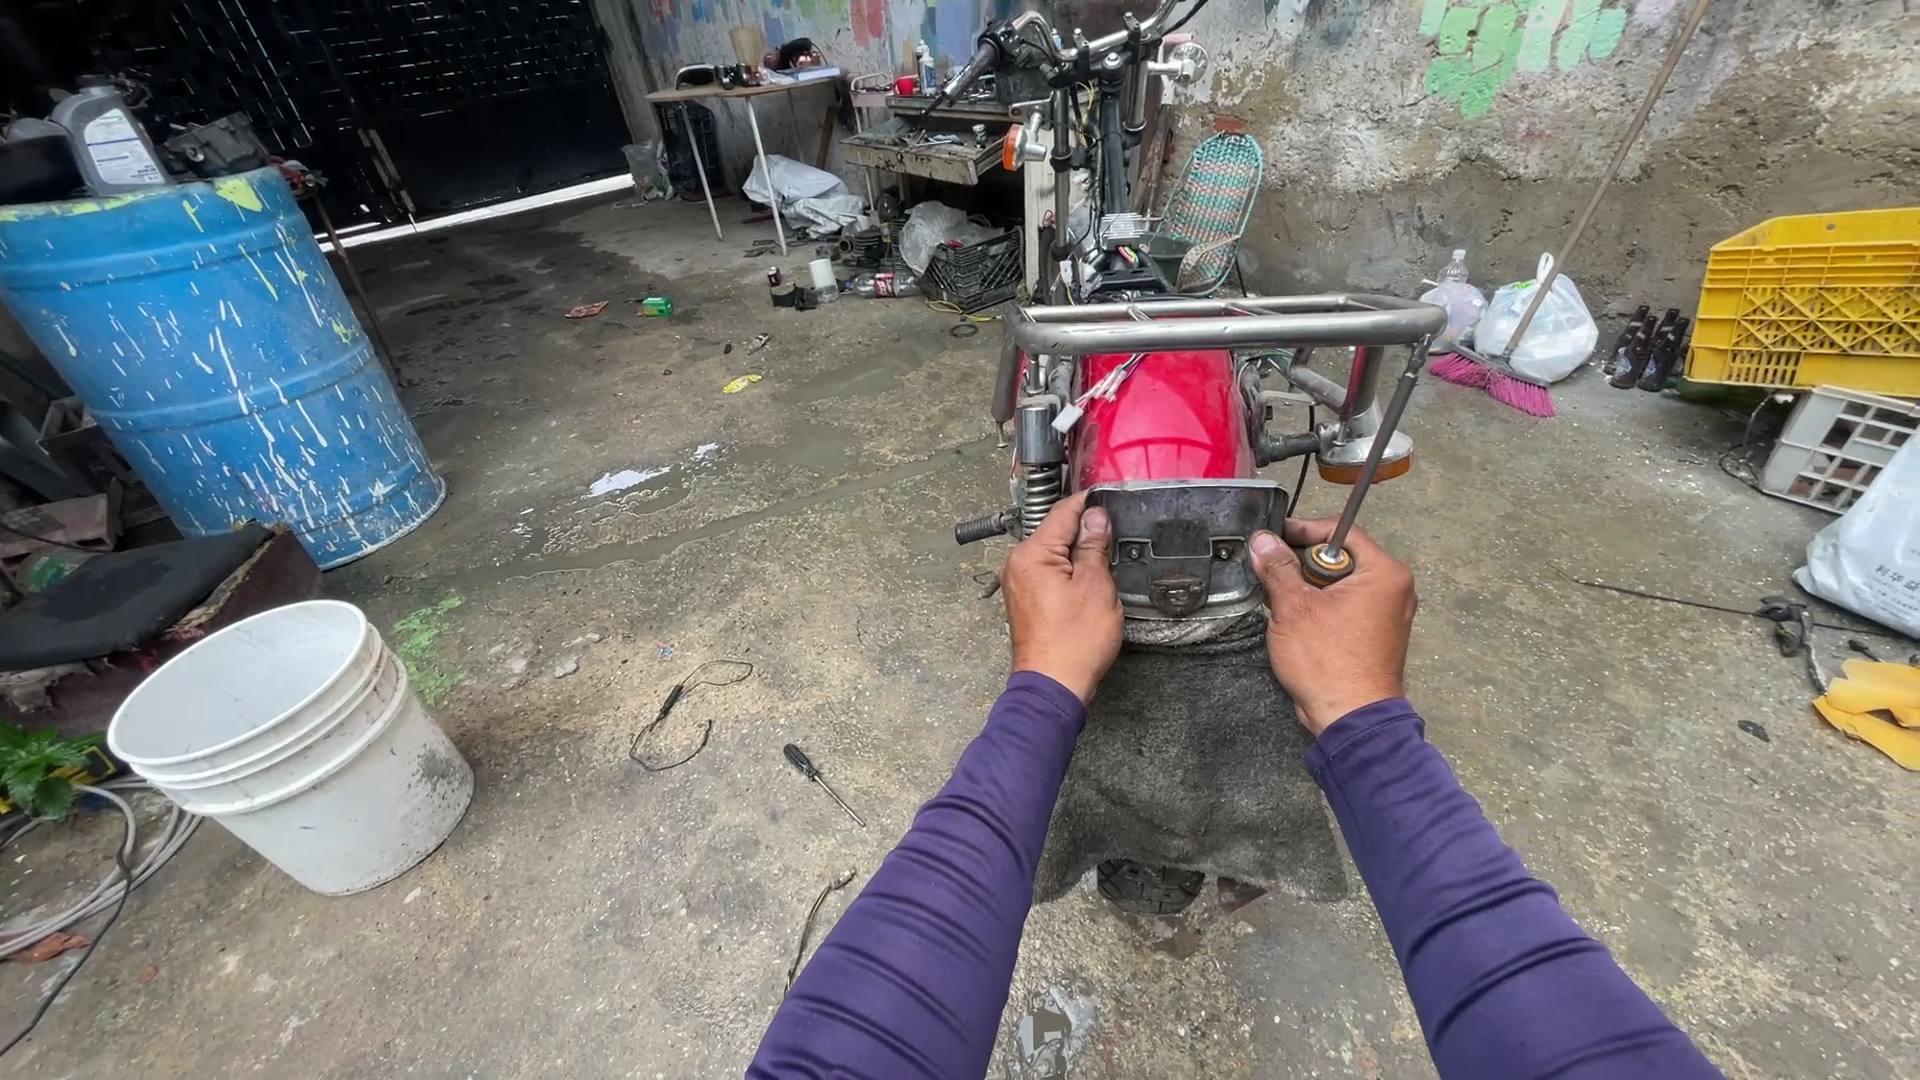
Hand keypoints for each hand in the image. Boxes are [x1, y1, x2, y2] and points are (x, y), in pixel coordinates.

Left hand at [1002, 492, 1121, 702]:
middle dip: (1084, 528)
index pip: (1062, 512)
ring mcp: (1019, 582)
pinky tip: (1088, 578)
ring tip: (1105, 555)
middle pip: (1055, 531)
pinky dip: (1068, 569)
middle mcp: (1018, 564)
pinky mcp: (1025, 599)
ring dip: (1077, 551)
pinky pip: (1048, 571)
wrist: (1053, 684)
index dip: (1088, 501)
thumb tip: (1096, 517)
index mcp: (1032, 554)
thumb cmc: (1073, 643)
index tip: (1107, 494)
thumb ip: (1094, 546)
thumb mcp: (1096, 586)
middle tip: (1115, 528)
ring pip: (1053, 552)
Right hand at [1250, 519, 1416, 735]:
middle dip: (1300, 562)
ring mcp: (1386, 612)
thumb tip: (1262, 539)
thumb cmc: (1327, 659)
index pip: (1340, 530)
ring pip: (1338, 582)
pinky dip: (1319, 604)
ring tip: (1274, 594)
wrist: (1350, 717)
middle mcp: (1394, 587)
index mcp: (1384, 572)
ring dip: (1306, 585)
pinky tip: (1292, 616)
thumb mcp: (1293, 607)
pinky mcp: (1375, 632)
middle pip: (1338, 556)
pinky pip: (1344, 604)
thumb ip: (1277, 567)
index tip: (1270, 538)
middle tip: (1267, 569)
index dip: (1301, 530)